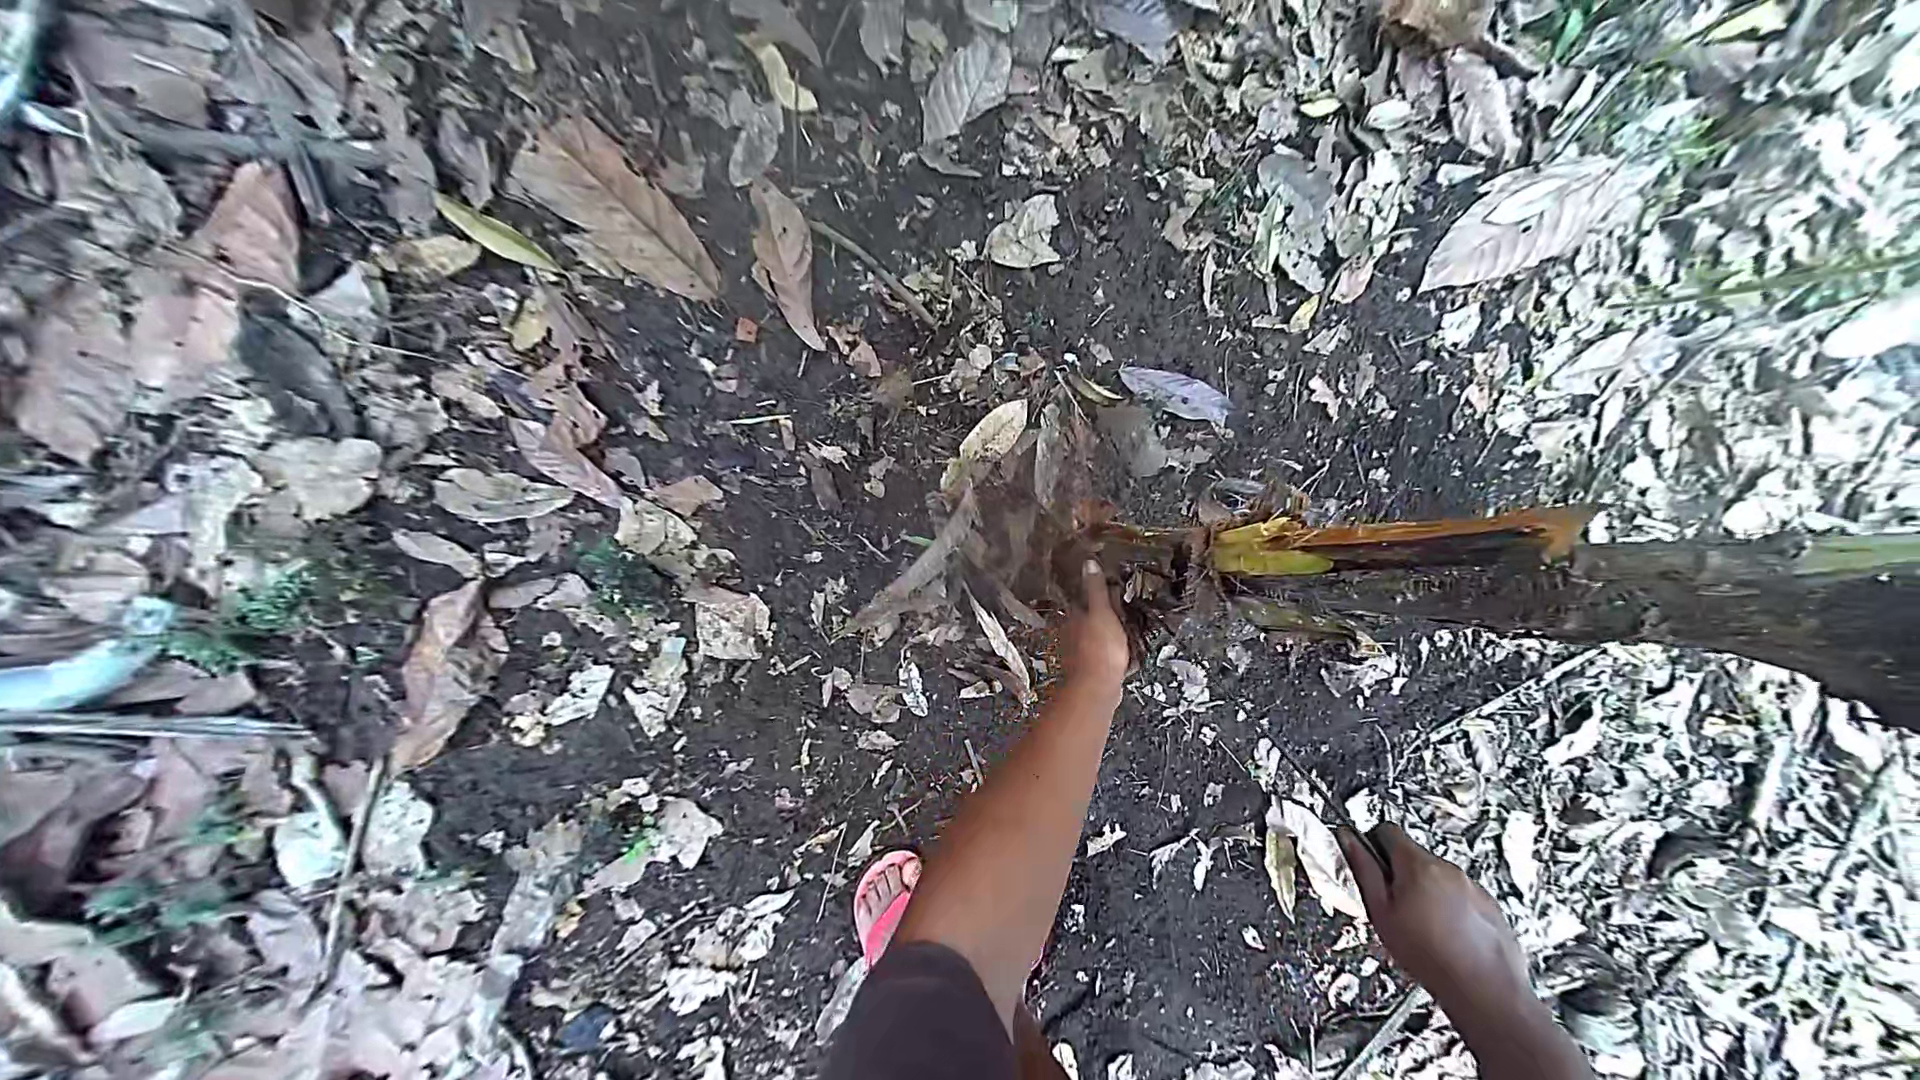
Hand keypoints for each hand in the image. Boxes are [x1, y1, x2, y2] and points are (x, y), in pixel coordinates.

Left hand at [1059, 559, 1128, 693]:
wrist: (1097, 688)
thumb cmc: (1100, 648)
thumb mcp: (1102, 612)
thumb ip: (1096, 589)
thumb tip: (1088, 563)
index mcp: (1075, 616)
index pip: (1083, 598)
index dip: (1096, 592)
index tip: (1111, 588)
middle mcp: (1074, 633)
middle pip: (1090, 617)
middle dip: (1103, 613)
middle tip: (1123, 608)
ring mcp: (1082, 652)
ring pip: (1097, 636)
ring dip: (1109, 632)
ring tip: (1127, 629)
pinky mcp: (1093, 668)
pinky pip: (1105, 655)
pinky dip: (1113, 652)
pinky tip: (1124, 654)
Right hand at [1339, 824, 1533, 1025]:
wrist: (1487, 993)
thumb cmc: (1430, 956)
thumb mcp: (1380, 911)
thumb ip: (1362, 869)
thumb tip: (1348, 840)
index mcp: (1418, 864)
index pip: (1386, 830)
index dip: (1373, 844)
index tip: (1371, 864)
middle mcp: (1449, 869)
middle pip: (1413, 855)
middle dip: (1400, 873)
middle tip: (1394, 904)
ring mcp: (1474, 888)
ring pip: (1437, 876)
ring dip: (1426, 890)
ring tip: (1422, 925)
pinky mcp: (1491, 907)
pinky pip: (1461, 895)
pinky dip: (1451, 907)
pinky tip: (1446, 934)